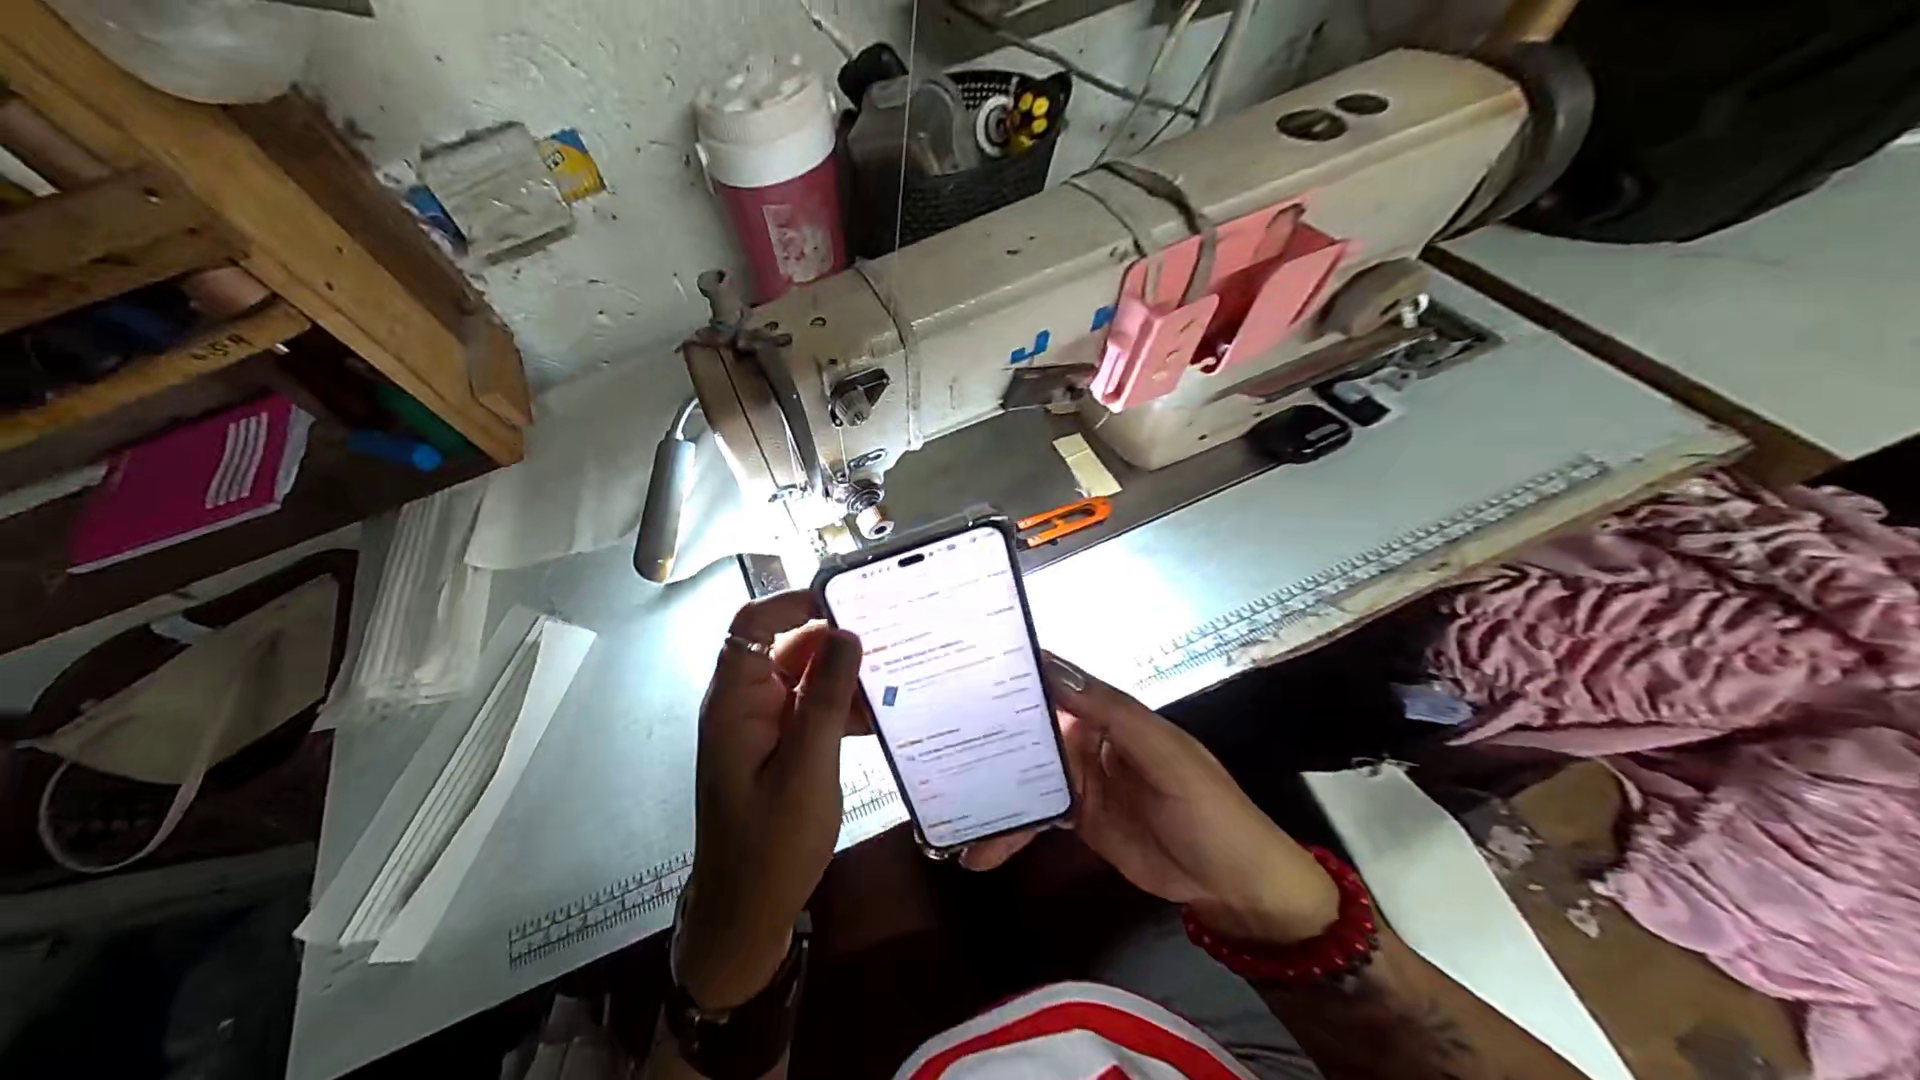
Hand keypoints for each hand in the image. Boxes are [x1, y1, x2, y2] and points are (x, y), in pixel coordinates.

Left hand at [675, 591, 863, 1007]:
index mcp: (735, 703)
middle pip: (787, 647)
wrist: (747, 915)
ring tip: (894, 677)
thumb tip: (846, 636)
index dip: (794, 602)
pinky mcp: (780, 745)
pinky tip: (878, 717)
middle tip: (891, 637)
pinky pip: (812, 707)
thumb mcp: (805, 772)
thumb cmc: (770, 848)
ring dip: (844, 678)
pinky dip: (842, 707)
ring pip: (805, 677)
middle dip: (835, 641)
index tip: (848, 599)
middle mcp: (745, 704)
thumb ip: (823, 701)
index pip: (753, 624)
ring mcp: (763, 725)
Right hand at [965, 655, 1339, 945]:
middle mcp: (1088, 739)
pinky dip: (1008, 829)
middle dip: (988, 734)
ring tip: (944, 804)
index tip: (962, 674)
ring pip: (1025, 773)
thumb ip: (1112, 714)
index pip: (1055, 685)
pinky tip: (977, 849)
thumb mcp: (1164, 755)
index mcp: (1110, 713)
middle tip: (934, 740)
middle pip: (1031, 729)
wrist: (1231, 883)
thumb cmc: (1208, 807)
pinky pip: (1033, 814)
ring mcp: (1080, 779)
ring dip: (990, 787)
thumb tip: (1055, 668)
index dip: (1014, 676)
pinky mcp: (1076, 817)